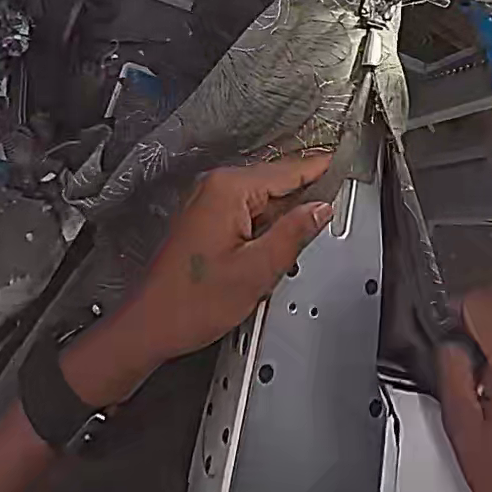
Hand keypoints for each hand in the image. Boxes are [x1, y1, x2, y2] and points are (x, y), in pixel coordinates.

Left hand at [56, 154, 334, 408]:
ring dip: (285, 215)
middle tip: (332, 212)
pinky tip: (276, 245)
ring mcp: (209, 200)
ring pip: (264, 198)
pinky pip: (249, 210)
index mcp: (229, 190)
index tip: (344, 165)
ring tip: (304, 237)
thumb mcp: (257, 270)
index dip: (320, 170)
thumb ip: (294, 233)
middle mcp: (216, 186)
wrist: (148, 326)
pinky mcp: (207, 217)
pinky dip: (267, 223)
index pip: (289, 170)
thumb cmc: (189, 303)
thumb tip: (320, 209)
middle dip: (305, 197)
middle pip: (277, 181)